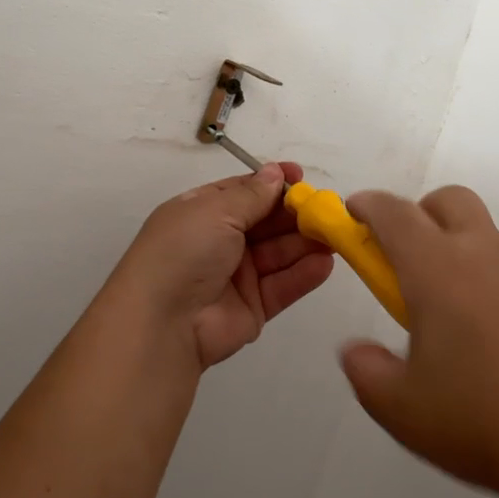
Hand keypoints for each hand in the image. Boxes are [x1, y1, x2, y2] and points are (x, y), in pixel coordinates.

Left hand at [110, 162, 335, 368]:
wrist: (163, 323)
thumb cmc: (184, 252)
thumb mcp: (215, 211)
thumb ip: (252, 194)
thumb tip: (276, 173)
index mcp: (202, 212)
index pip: (243, 192)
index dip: (272, 184)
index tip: (301, 178)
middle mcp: (219, 241)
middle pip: (266, 222)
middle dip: (295, 213)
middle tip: (327, 208)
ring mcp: (236, 276)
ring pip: (278, 253)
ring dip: (305, 242)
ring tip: (334, 235)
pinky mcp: (252, 307)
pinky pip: (282, 285)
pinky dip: (304, 274)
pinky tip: (325, 263)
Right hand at [337, 186, 498, 497]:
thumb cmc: (486, 421)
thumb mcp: (402, 409)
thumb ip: (367, 371)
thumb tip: (357, 351)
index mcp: (438, 268)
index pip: (394, 213)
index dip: (367, 206)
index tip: (354, 216)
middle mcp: (486, 254)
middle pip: (448, 201)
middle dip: (419, 216)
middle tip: (407, 267)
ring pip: (488, 239)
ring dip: (462, 256)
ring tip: (461, 327)